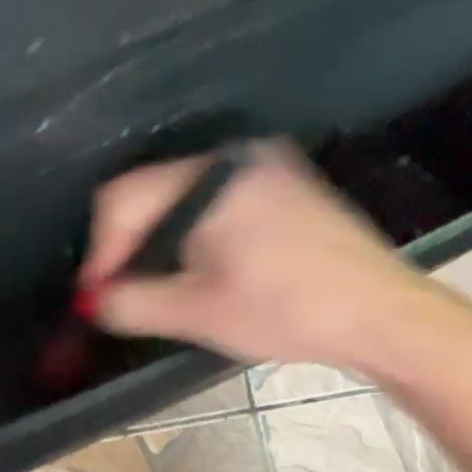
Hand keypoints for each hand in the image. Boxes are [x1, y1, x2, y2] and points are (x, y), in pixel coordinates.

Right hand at [79, 142, 433, 365]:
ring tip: (154, 285)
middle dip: (126, 244)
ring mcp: (263, 168)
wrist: (380, 313)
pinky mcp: (283, 187)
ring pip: (181, 198)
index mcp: (208, 178)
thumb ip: (130, 302)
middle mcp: (233, 159)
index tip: (93, 296)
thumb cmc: (286, 311)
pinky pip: (215, 202)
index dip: (99, 250)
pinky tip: (198, 269)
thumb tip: (92, 302)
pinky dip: (193, 234)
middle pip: (150, 192)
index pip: (123, 199)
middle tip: (117, 292)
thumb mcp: (196, 313)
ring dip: (158, 240)